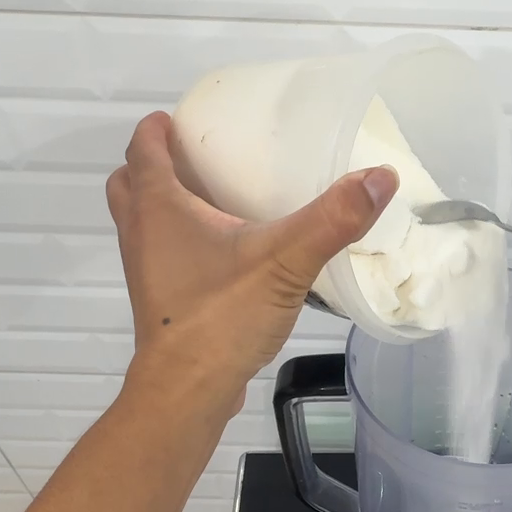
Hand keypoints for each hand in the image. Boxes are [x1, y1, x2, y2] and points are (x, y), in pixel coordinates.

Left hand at [106, 112, 397, 408]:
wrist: (189, 389)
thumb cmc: (222, 316)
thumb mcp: (285, 261)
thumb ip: (332, 220)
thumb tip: (381, 177)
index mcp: (159, 207)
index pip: (143, 148)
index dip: (159, 129)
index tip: (184, 121)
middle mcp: (141, 234)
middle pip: (130, 184)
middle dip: (155, 166)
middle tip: (196, 163)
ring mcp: (145, 274)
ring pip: (141, 224)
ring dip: (164, 208)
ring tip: (213, 206)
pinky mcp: (161, 306)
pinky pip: (161, 260)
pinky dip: (179, 247)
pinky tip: (223, 260)